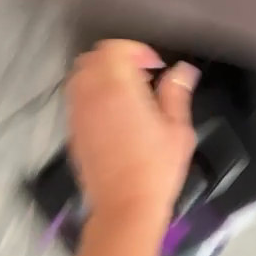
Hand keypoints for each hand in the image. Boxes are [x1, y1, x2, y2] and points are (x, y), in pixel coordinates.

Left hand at [65, 41, 198, 226]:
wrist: (126, 207)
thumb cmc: (154, 171)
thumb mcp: (178, 129)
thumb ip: (177, 93)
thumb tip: (182, 73)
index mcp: (118, 89)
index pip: (115, 49)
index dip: (137, 50)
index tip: (155, 66)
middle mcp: (92, 96)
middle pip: (93, 57)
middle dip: (118, 58)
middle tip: (142, 74)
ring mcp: (79, 114)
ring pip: (80, 75)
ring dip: (102, 74)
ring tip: (128, 92)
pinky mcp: (74, 131)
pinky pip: (77, 99)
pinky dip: (92, 94)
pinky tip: (115, 114)